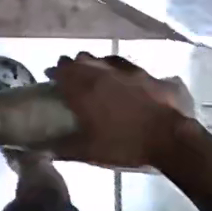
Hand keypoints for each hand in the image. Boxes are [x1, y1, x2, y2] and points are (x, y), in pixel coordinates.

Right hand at [47, 52, 197, 168]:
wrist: (169, 138)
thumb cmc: (125, 144)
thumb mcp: (90, 152)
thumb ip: (63, 148)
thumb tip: (41, 149)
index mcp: (83, 90)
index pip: (61, 72)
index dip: (54, 72)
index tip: (50, 76)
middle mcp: (100, 74)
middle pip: (80, 60)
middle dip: (71, 65)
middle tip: (69, 75)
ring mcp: (123, 71)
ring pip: (100, 58)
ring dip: (92, 63)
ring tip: (91, 72)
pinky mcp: (143, 73)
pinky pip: (122, 64)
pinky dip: (114, 66)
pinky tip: (117, 73)